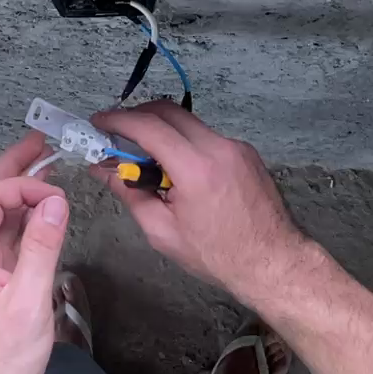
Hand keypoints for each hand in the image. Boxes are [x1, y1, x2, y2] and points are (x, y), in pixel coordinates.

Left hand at [0, 133, 69, 373]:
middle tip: (39, 141)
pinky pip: (5, 237)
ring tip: (45, 165)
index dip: (24, 185)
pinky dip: (24, 217)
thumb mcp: (27, 303)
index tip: (56, 191)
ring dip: (20, 190)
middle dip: (12, 166)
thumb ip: (42, 247)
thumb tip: (55, 201)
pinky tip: (41, 210)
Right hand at [91, 101, 310, 303]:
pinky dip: (185, 142)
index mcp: (196, 168)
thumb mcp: (162, 231)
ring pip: (188, 121)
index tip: (98, 122)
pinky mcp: (245, 150)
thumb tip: (103, 169)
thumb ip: (130, 193)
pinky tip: (179, 170)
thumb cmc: (215, 256)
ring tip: (147, 159)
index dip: (118, 120)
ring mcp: (235, 145)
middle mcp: (218, 146)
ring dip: (162, 130)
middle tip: (117, 133)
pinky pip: (206, 135)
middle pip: (168, 111)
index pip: (148, 126)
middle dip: (137, 115)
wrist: (274, 262)